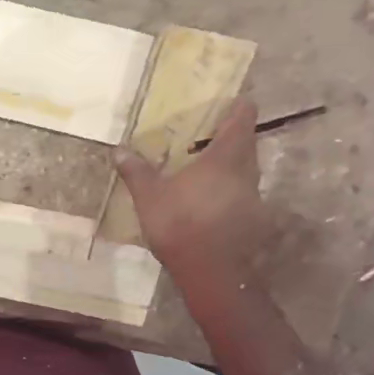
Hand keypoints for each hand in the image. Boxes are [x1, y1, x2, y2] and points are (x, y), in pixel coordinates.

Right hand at [115, 99, 266, 291]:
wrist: (211, 273)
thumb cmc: (181, 225)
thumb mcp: (150, 197)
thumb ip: (137, 171)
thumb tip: (119, 150)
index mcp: (225, 158)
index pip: (243, 119)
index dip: (240, 107)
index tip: (233, 101)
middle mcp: (246, 172)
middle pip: (247, 144)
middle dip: (232, 136)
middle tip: (210, 134)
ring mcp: (254, 198)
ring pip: (247, 171)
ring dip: (232, 166)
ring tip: (207, 167)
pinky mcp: (255, 221)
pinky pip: (244, 195)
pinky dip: (232, 191)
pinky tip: (213, 201)